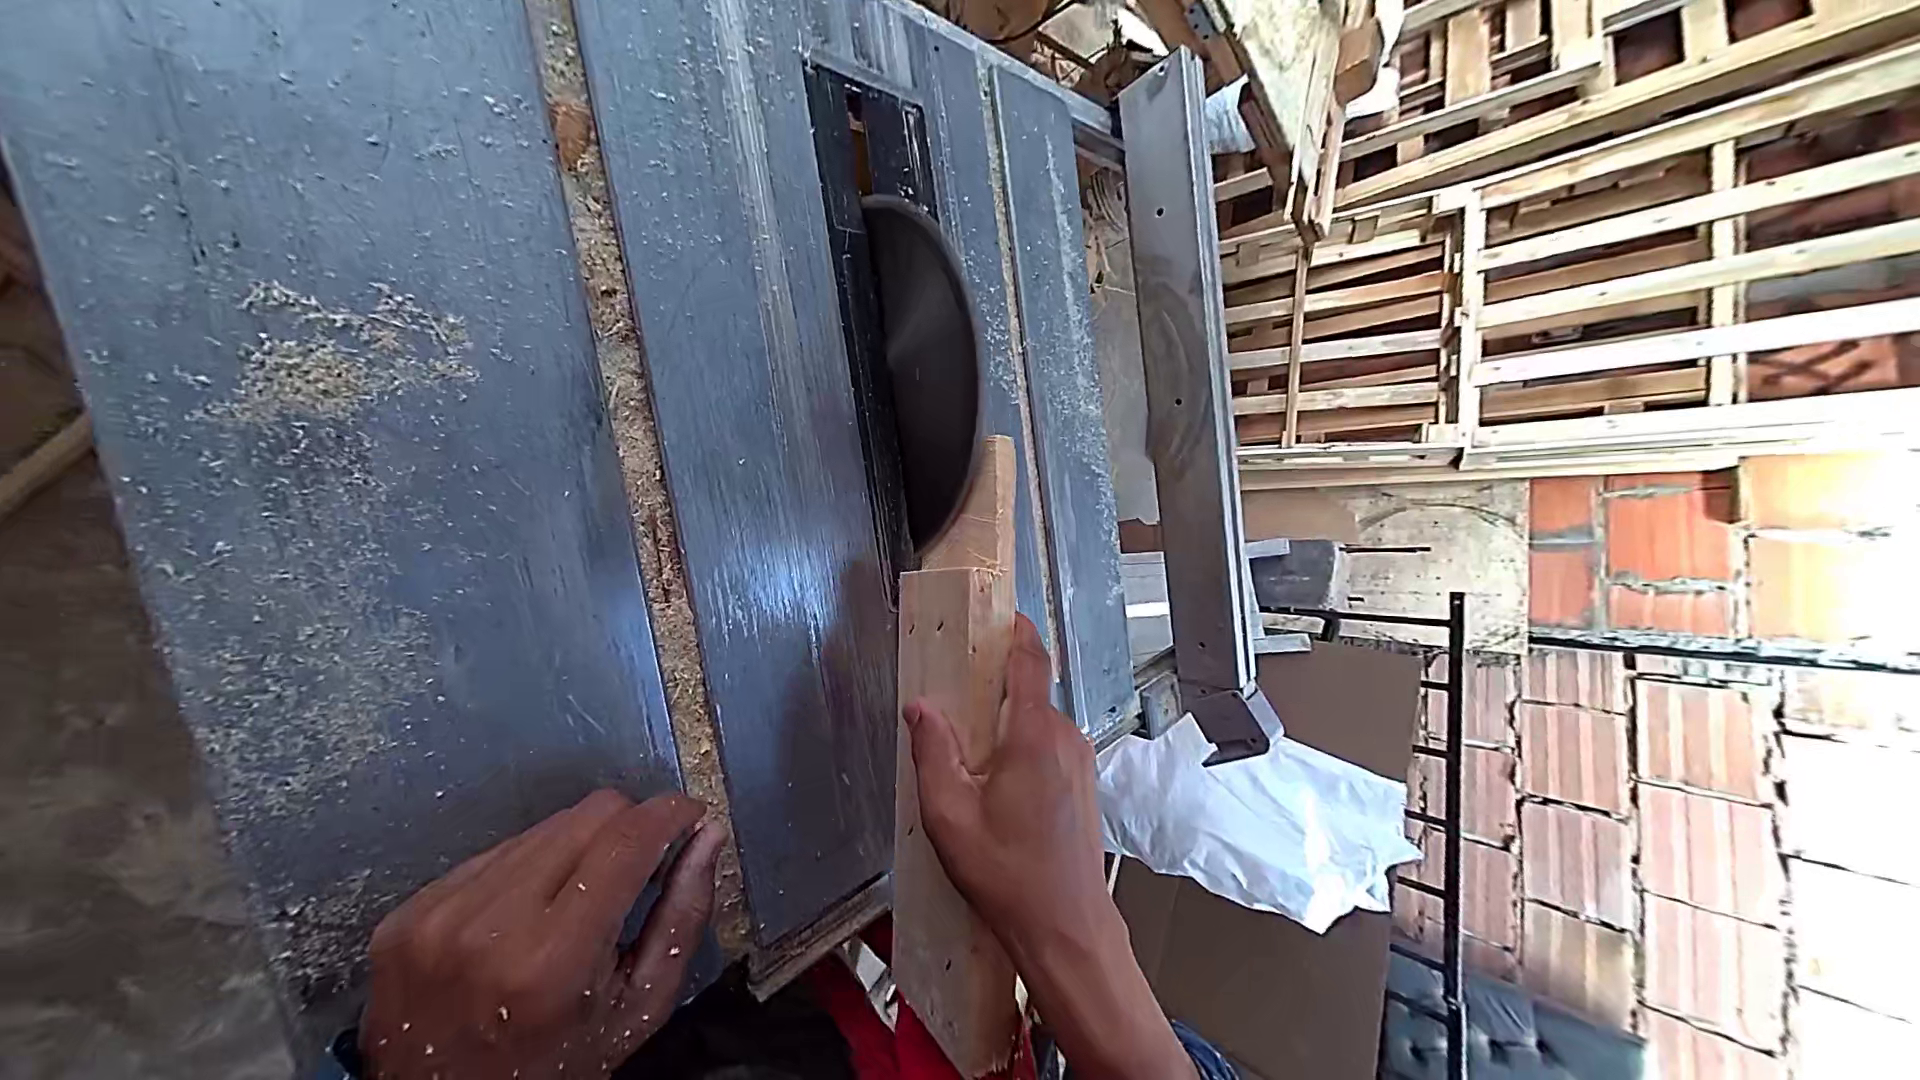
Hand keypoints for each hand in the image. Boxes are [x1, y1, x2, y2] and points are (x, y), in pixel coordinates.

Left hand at [360, 790, 725, 1079]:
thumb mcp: (643, 1005)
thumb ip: (685, 912)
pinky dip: (536, 862)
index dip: (671, 813)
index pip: (629, 838)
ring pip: (551, 822)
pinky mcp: (409, 911)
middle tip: (641, 862)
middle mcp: (489, 926)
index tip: (692, 815)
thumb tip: (708, 831)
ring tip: (582, 892)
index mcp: (553, 959)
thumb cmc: (560, 1064)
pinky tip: (534, 906)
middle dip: (632, 824)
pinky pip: (504, 846)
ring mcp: (440, 915)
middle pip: (594, 813)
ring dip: (583, 842)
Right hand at [903, 614, 1108, 962]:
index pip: (1031, 661)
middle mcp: (1064, 739)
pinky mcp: (1082, 778)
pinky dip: (1023, 742)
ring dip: (1007, 720)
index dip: (1016, 631)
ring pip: (1039, 717)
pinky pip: (1050, 740)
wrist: (1068, 928)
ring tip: (972, 753)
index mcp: (1033, 738)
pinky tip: (997, 778)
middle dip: (995, 684)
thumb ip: (932, 752)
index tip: (1002, 614)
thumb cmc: (1013, 879)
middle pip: (1030, 688)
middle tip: (960, 698)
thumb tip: (921, 710)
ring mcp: (1079, 759)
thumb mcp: (949, 816)